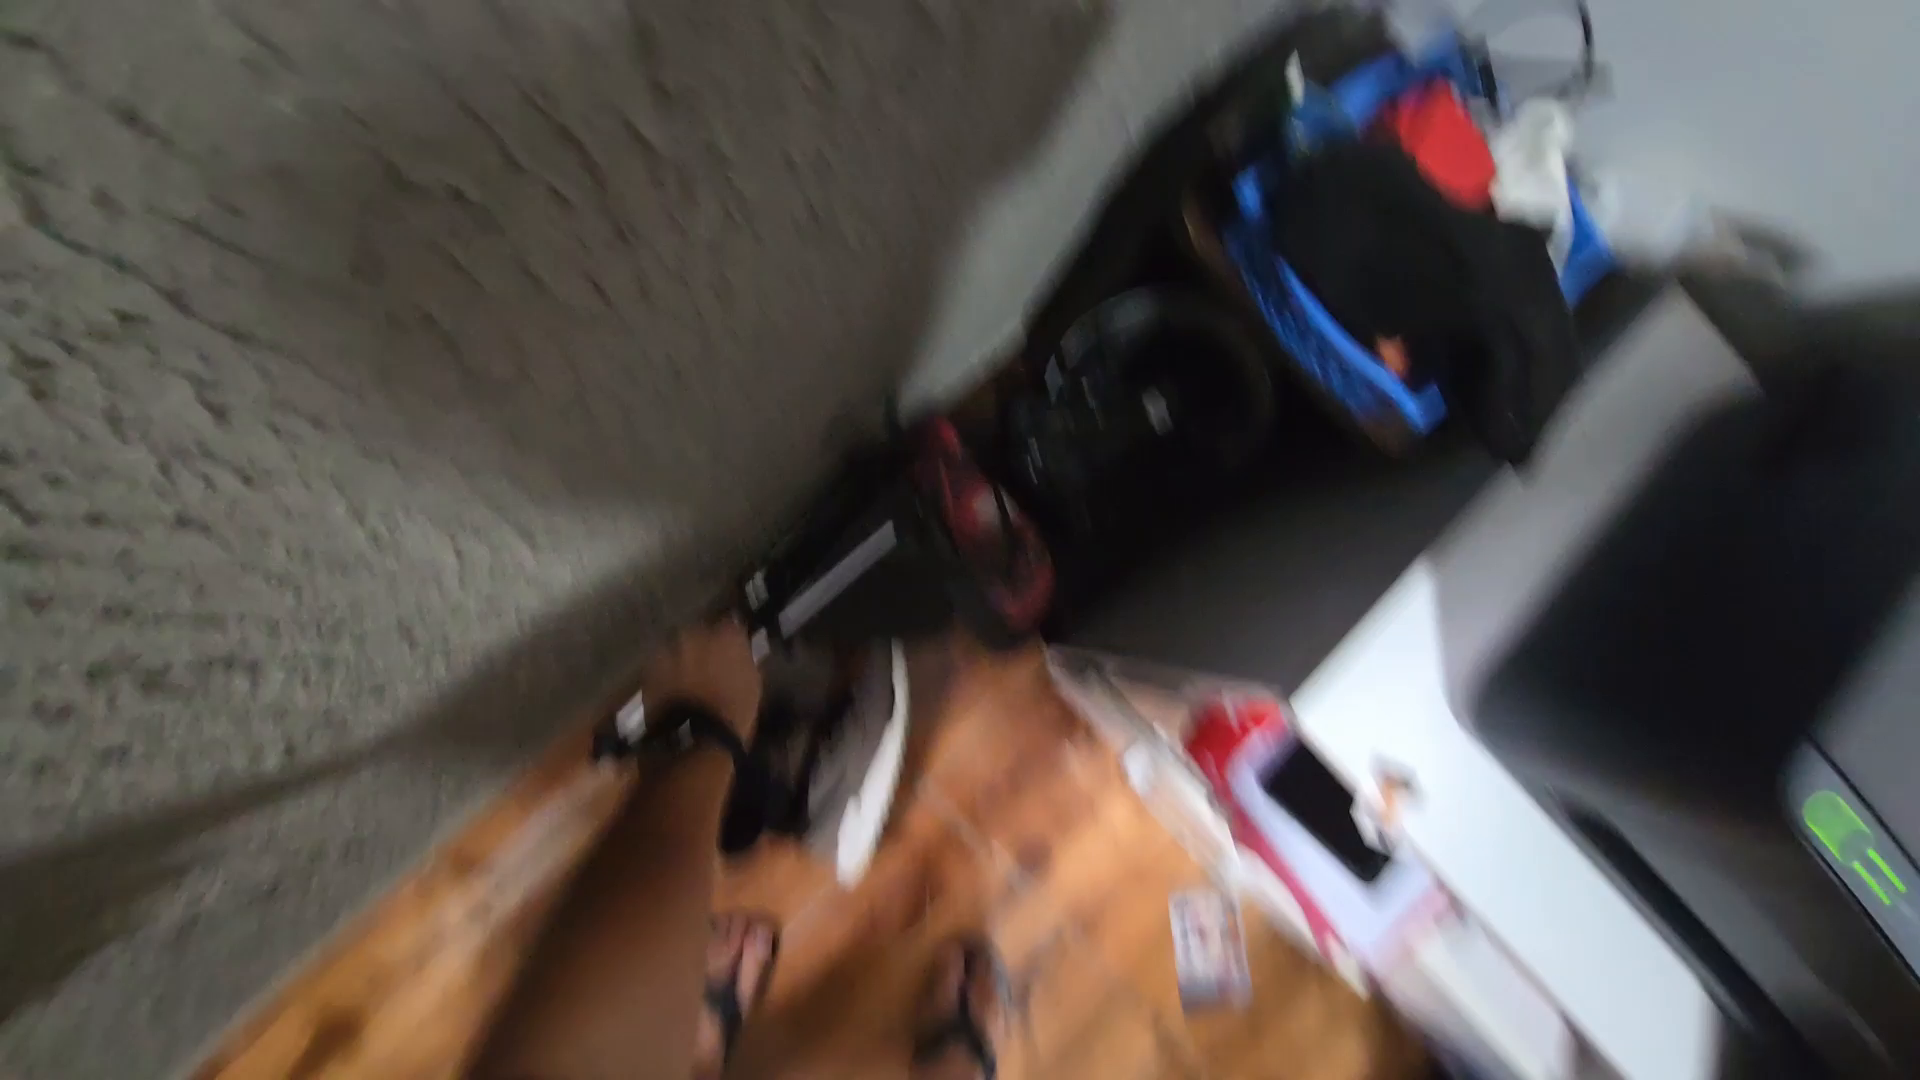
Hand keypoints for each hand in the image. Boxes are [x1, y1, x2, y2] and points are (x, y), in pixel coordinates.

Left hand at [642, 618, 762, 741]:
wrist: (698, 735)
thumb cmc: (735, 709)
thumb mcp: (752, 681)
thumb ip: (744, 658)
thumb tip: (740, 650)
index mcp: (728, 636)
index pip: (730, 623)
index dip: (729, 636)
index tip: (731, 646)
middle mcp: (697, 634)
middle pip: (700, 632)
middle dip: (703, 644)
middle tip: (707, 662)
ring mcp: (671, 649)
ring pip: (678, 647)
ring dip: (682, 657)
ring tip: (687, 677)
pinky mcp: (650, 668)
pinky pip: (661, 664)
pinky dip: (666, 672)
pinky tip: (672, 687)